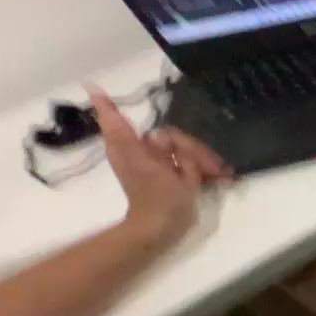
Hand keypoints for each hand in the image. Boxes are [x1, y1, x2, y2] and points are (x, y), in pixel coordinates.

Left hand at [92, 88, 229, 249]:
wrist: (164, 227)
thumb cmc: (159, 199)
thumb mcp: (155, 169)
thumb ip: (148, 144)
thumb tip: (131, 121)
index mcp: (131, 149)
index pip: (117, 122)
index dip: (109, 106)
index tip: (94, 88)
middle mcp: (143, 152)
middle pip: (171, 137)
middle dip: (192, 148)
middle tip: (211, 166)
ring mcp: (159, 164)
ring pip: (185, 149)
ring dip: (204, 160)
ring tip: (220, 175)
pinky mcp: (174, 174)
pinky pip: (190, 161)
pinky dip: (204, 167)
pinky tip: (221, 176)